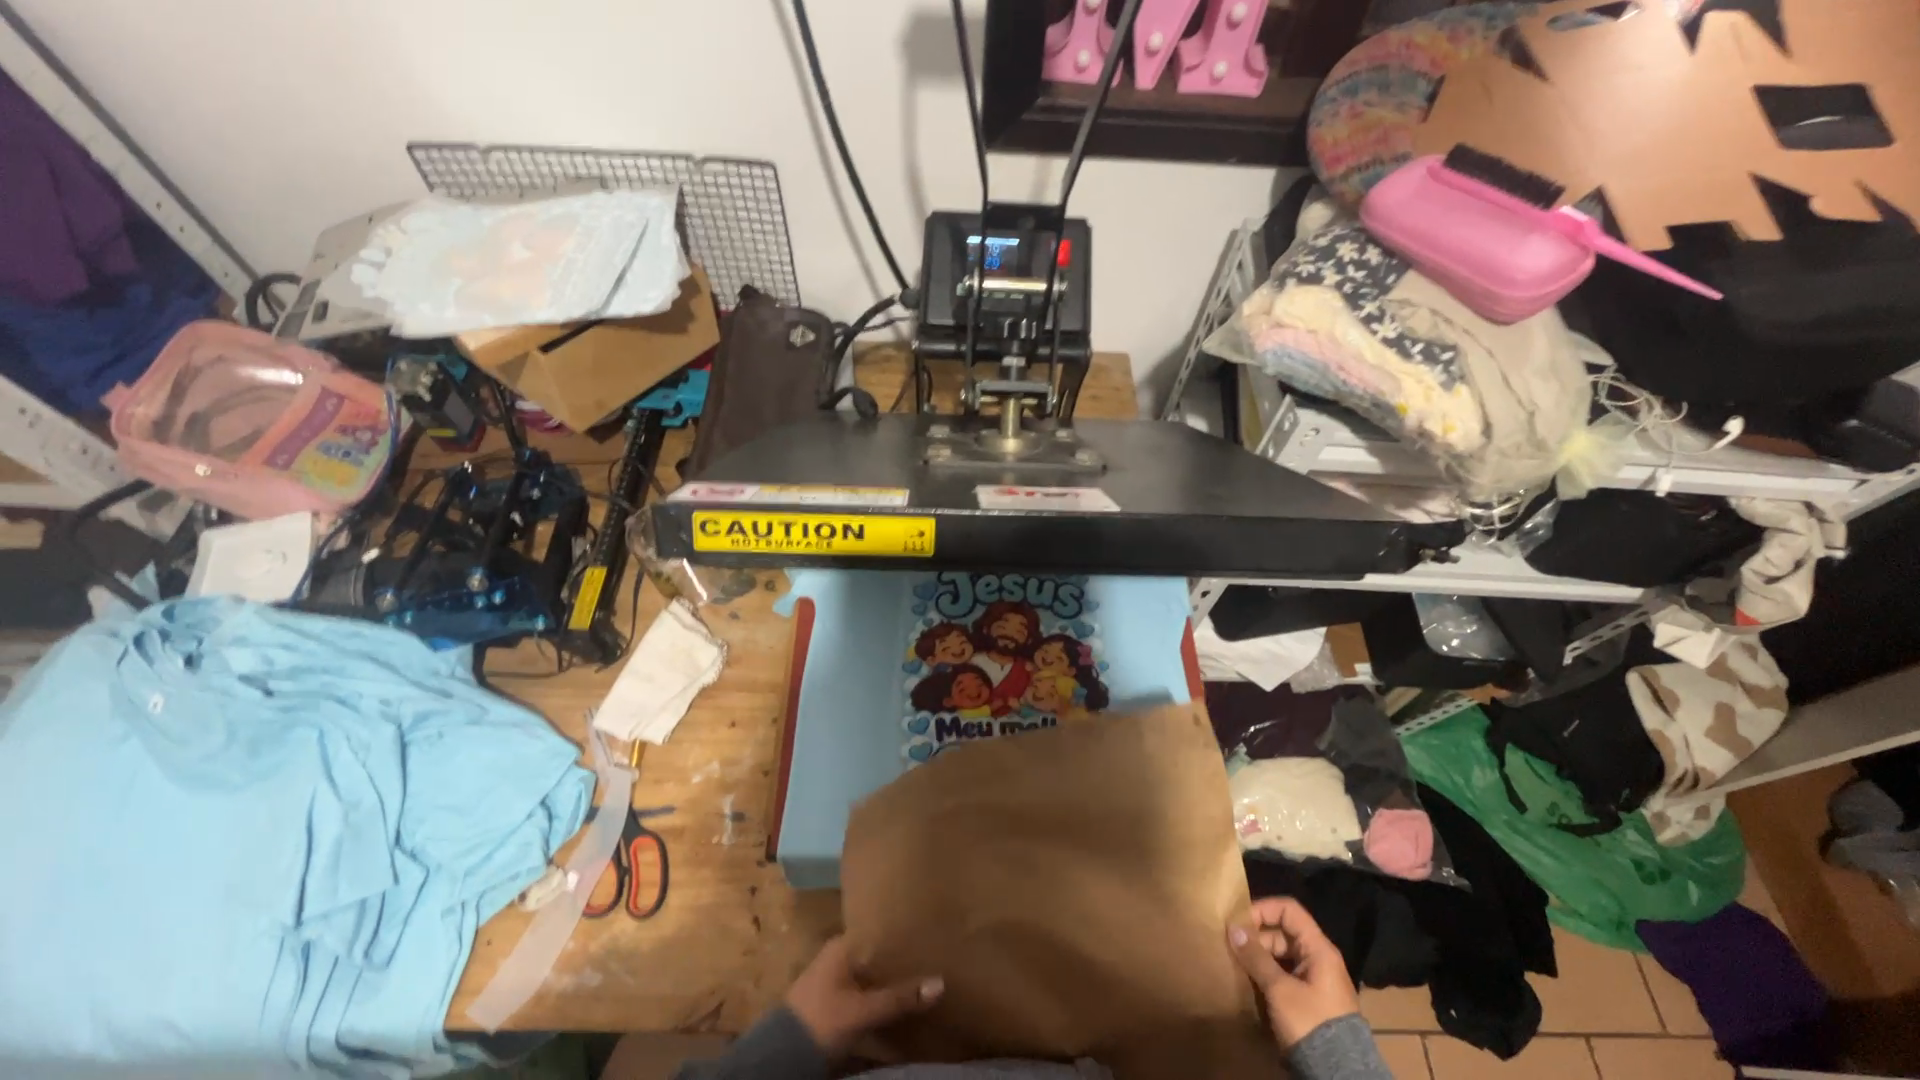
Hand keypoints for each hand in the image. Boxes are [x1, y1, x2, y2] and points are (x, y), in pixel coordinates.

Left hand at [785, 936, 943, 1056]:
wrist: (782, 1055)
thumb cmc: (822, 1019)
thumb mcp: (863, 1010)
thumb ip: (900, 997)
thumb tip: (940, 983)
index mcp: (841, 945)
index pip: (878, 931)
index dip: (901, 934)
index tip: (928, 935)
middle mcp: (837, 955)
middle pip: (876, 954)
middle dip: (899, 959)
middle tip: (932, 959)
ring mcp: (833, 979)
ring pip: (870, 974)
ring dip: (890, 980)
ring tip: (922, 980)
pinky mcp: (833, 1001)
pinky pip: (865, 991)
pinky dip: (880, 995)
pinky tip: (900, 1003)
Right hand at [1228, 897, 1360, 1049]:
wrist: (1338, 1072)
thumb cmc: (1311, 1021)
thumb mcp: (1280, 989)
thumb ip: (1257, 957)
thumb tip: (1233, 929)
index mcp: (1319, 949)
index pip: (1289, 910)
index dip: (1263, 910)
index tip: (1238, 923)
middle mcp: (1319, 958)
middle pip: (1283, 933)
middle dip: (1256, 937)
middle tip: (1231, 948)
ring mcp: (1316, 980)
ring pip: (1282, 955)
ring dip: (1259, 957)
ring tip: (1236, 965)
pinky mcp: (1310, 999)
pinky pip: (1285, 975)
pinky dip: (1267, 974)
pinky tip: (1250, 983)